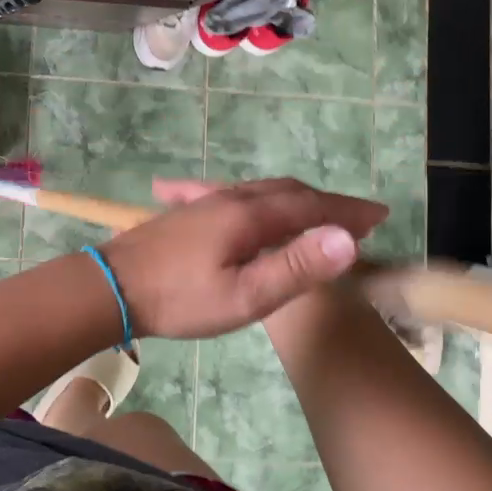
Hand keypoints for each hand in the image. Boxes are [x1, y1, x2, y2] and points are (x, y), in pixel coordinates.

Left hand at [100, 177, 388, 340]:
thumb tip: (347, 238)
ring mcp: (201, 204)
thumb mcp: (245, 295)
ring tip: (314, 214)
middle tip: (357, 219)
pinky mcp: (184, 214)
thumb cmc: (180, 299)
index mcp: (247, 216)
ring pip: (257, 191)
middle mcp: (227, 199)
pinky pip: (230, 195)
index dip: (346, 211)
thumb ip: (295, 267)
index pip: (310, 205)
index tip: (380, 216)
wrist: (111, 287)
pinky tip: (235, 198)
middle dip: (324, 203)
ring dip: (292, 199)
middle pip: (285, 192)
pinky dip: (256, 198)